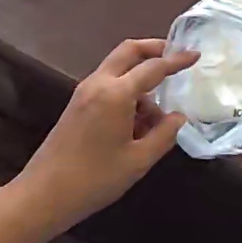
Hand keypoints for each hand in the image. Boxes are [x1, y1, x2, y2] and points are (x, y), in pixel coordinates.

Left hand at [17, 39, 200, 222]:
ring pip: (117, 70)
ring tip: (156, 120)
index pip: (153, 68)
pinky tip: (136, 124)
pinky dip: (125, 93)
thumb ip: (164, 135)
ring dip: (139, 80)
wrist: (45, 193)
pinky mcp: (77, 105)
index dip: (176, 60)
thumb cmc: (95, 178)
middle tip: (175, 57)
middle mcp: (98, 83)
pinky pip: (107, 86)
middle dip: (153, 49)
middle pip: (128, 52)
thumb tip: (178, 117)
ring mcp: (84, 92)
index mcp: (115, 93)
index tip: (195, 54)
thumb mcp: (138, 160)